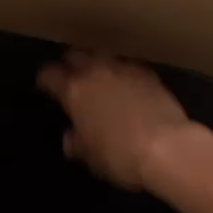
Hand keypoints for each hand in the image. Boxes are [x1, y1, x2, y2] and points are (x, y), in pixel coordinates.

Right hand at [37, 50, 191, 189]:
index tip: (45, 86)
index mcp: (74, 90)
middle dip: (69, 63)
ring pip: (102, 54)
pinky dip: (123, 71)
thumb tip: (70, 137)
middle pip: (74, 54)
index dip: (45, 79)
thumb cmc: (120, 155)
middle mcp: (95, 70)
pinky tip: (128, 84)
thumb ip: (76, 143)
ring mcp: (122, 67)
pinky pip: (128, 64)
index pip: (49, 74)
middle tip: (71, 77)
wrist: (167, 146)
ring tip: (100, 77)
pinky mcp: (146, 71)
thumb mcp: (91, 158)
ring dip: (97, 63)